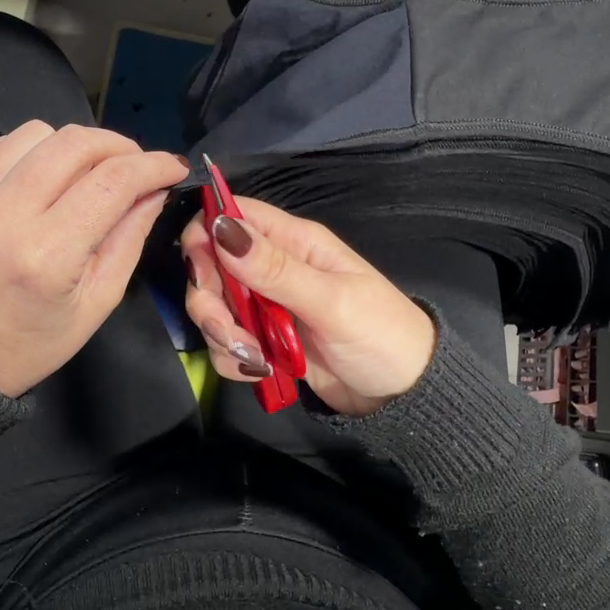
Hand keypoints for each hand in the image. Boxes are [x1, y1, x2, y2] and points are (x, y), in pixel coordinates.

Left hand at [0, 121, 188, 397]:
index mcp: (45, 256)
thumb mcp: (96, 303)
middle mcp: (1, 217)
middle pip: (73, 143)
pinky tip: (41, 179)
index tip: (172, 167)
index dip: (152, 165)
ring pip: (34, 134)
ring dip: (72, 146)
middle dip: (118, 145)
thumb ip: (129, 237)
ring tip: (83, 174)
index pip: (112, 181)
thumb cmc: (31, 343)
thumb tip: (155, 187)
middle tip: (134, 166)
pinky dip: (30, 153)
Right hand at [181, 197, 433, 416]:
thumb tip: (220, 227)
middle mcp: (273, 266)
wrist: (405, 394)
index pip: (230, 214)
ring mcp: (266, 304)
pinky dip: (232, 358)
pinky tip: (260, 372)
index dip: (205, 236)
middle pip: (211, 264)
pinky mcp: (263, 339)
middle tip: (229, 332)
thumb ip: (275, 269)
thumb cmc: (382, 335)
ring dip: (222, 335)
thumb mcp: (331, 301)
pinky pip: (226, 341)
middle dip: (209, 300)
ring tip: (256, 360)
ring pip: (214, 306)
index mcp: (294, 241)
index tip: (204, 274)